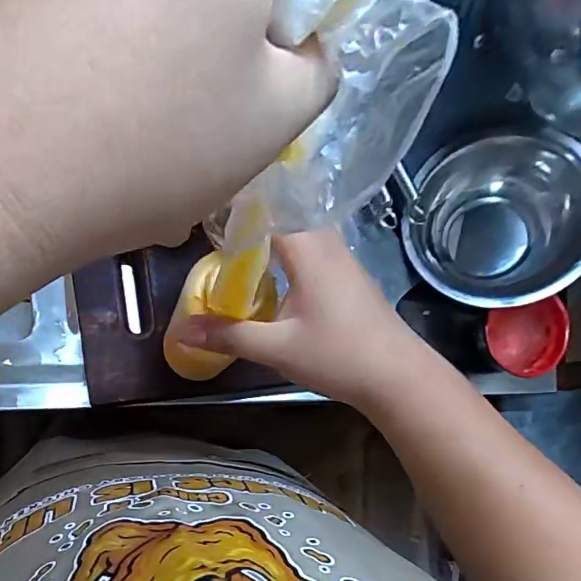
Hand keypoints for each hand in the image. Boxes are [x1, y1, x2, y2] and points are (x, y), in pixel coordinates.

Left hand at [0, 0, 337, 275]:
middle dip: (236, 5)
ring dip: (172, 22)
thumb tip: (300, 45)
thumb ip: (315, 67)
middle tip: (216, 84)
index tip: (281, 48)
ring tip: (148, 100)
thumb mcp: (273, 120)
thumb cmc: (153, 139)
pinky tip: (94, 93)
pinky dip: (113, 26)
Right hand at [169, 230, 449, 410]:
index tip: (201, 215)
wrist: (397, 375)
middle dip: (246, 223)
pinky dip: (284, 258)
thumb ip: (229, 336)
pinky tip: (270, 280)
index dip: (231, 206)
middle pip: (280, 215)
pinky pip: (309, 252)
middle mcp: (326, 240)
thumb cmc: (338, 356)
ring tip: (233, 256)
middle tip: (211, 237)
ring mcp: (341, 257)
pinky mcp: (349, 277)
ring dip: (267, 242)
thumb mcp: (277, 348)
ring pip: (296, 235)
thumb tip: (183, 332)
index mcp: (307, 245)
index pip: (264, 205)